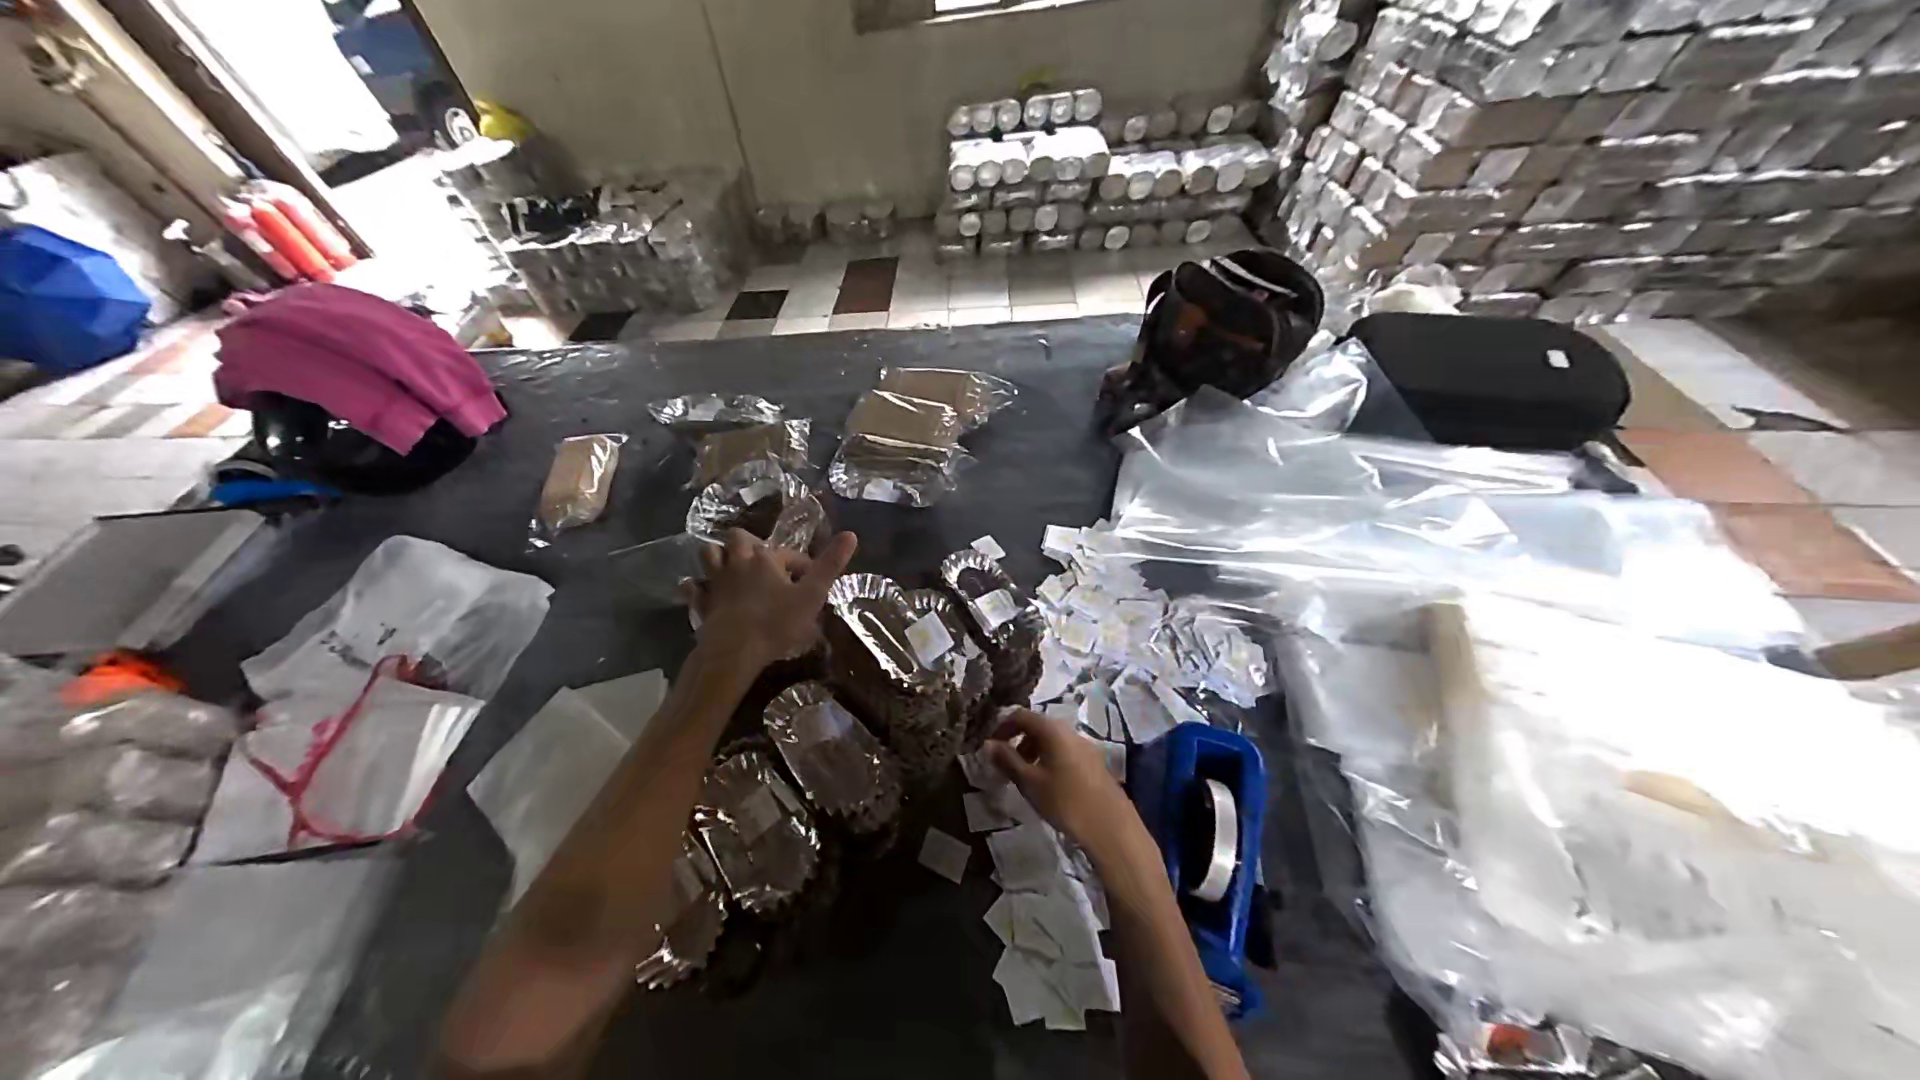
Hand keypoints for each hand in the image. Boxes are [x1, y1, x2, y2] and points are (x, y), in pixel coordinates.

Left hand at [694, 529, 856, 669]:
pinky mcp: (702, 602)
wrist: (734, 651)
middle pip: (739, 539)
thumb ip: (831, 565)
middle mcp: (738, 562)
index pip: (788, 553)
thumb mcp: (813, 595)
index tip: (811, 580)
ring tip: (730, 566)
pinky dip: (697, 585)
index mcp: (766, 559)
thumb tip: (852, 534)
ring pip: (710, 554)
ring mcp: (716, 582)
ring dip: (719, 556)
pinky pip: (693, 587)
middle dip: (750, 544)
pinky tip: (702, 590)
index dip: (801, 564)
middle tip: (763, 561)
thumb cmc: (776, 623)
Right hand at [985, 708, 1134, 853]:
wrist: (1111, 828)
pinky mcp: (1094, 763)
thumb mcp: (1029, 782)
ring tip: (1026, 777)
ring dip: (1034, 751)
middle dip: (1018, 741)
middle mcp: (1070, 731)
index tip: (991, 746)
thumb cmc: (1065, 802)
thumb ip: (1007, 760)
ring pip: (1052, 740)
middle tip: (1006, 764)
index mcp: (1053, 730)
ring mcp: (1085, 746)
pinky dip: (1049, 759)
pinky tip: (1048, 785)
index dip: (1002, 727)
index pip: (1021, 716)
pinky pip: (1065, 751)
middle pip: (1038, 726)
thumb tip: (988, 744)